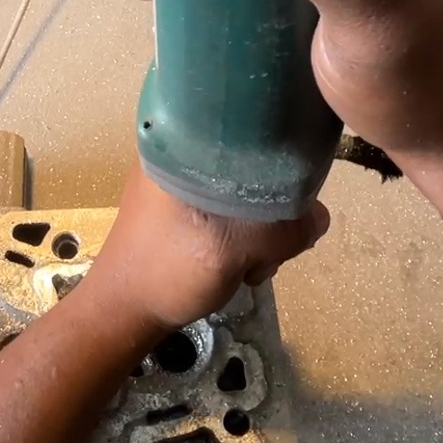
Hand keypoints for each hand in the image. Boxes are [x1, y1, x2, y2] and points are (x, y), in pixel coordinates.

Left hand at [88, 165, 327, 331]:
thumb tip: (319, 217)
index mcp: (181, 143)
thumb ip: (282, 229)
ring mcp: (181, 182)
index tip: (290, 203)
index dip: (279, 166)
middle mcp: (181, 152)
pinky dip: (241, 238)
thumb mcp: (232, 248)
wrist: (124, 310)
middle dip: (270, 214)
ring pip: (244, 196)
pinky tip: (237, 267)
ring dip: (258, 234)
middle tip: (262, 251)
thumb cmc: (167, 268)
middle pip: (253, 168)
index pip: (250, 133)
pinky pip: (229, 213)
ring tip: (246, 267)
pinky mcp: (183, 208)